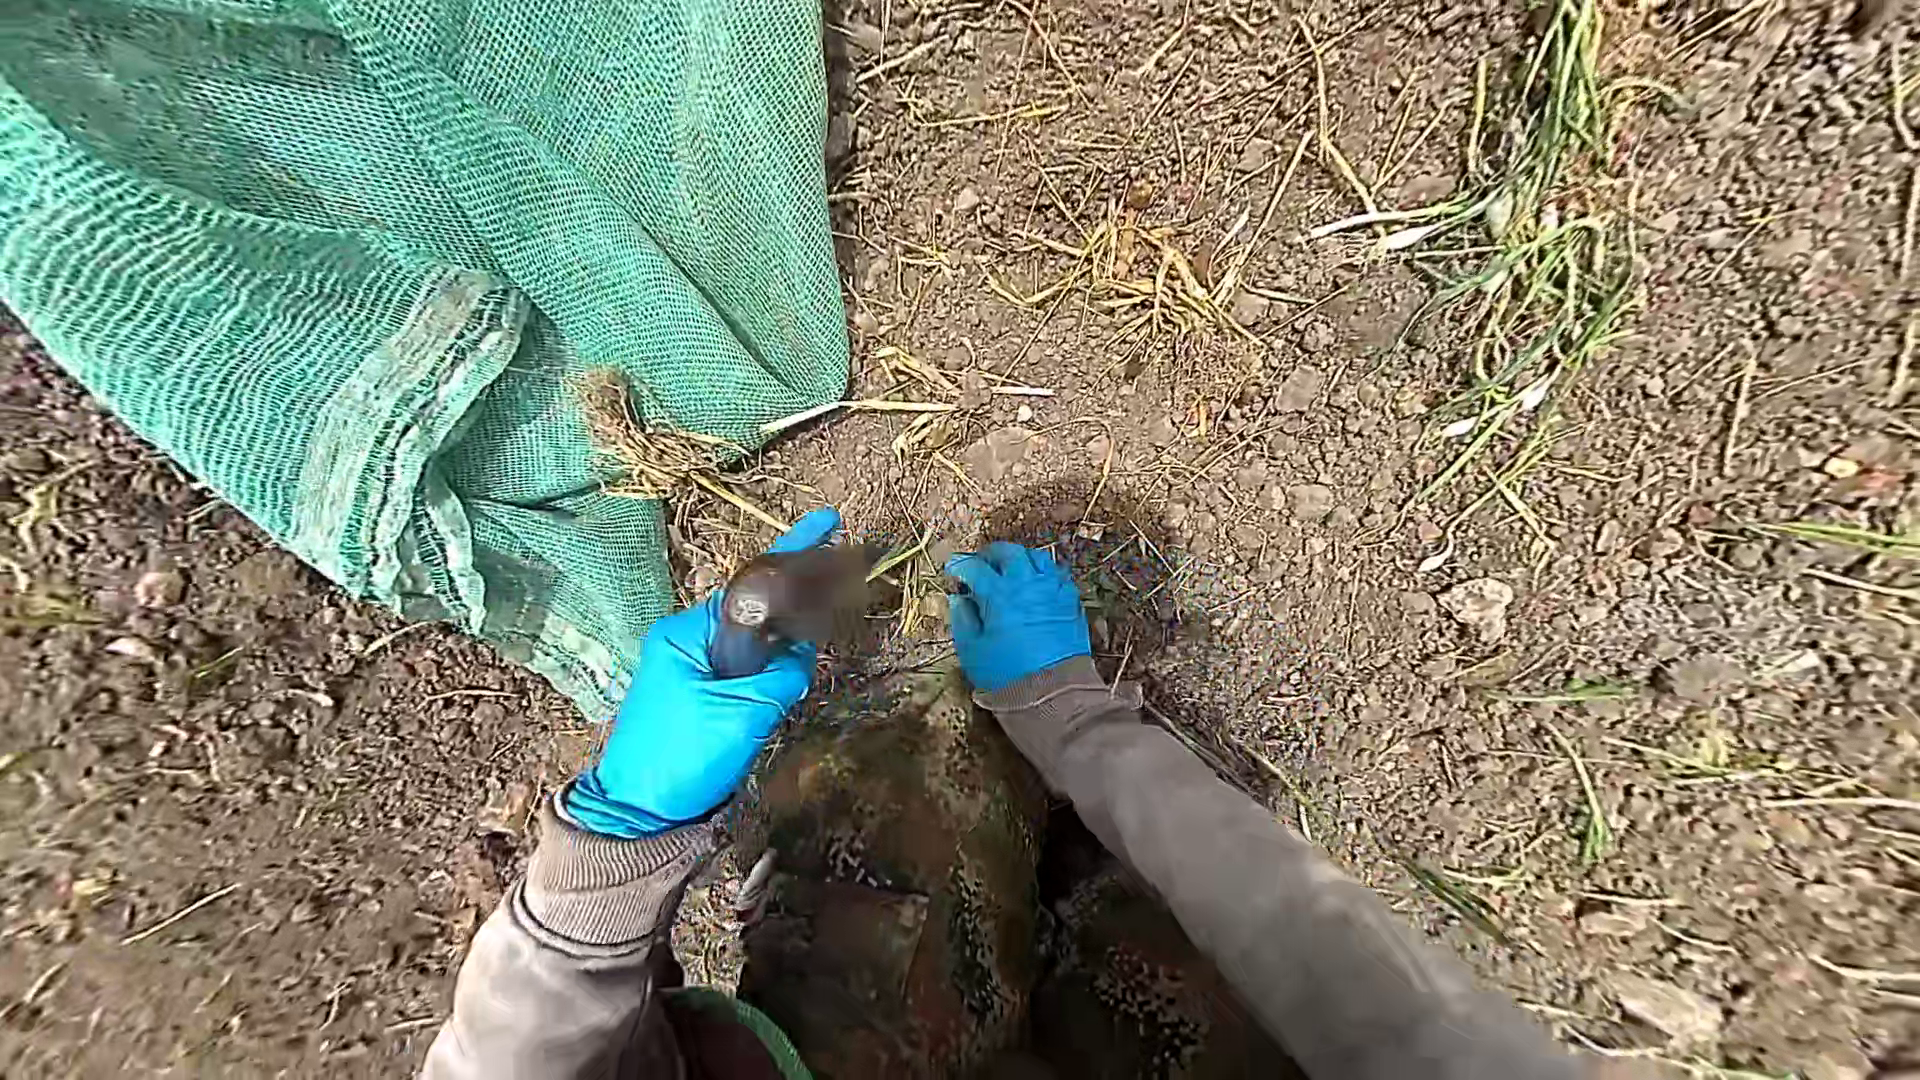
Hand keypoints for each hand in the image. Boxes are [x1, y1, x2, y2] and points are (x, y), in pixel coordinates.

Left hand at [564, 507, 840, 837]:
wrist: (636, 815)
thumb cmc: (682, 756)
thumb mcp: (742, 713)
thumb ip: (782, 675)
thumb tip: (802, 654)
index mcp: (690, 632)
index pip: (750, 582)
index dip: (792, 549)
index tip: (829, 521)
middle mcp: (690, 637)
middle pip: (755, 603)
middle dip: (797, 592)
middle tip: (841, 576)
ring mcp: (693, 662)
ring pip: (754, 634)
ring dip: (786, 634)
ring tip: (823, 625)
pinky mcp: (702, 687)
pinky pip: (746, 660)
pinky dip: (773, 660)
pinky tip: (794, 663)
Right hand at [944, 541, 1090, 692]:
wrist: (1053, 694)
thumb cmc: (1006, 675)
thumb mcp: (972, 651)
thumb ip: (963, 619)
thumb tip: (959, 598)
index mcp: (998, 593)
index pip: (975, 567)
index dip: (961, 565)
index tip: (954, 569)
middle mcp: (1026, 583)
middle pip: (1009, 552)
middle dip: (992, 554)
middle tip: (982, 563)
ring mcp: (1052, 590)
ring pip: (1037, 558)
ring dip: (1020, 559)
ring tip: (1011, 570)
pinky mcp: (1071, 602)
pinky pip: (1057, 576)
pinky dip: (1043, 575)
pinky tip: (1036, 585)